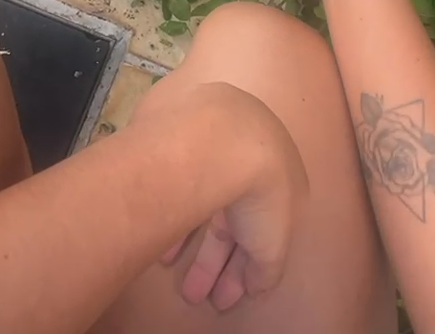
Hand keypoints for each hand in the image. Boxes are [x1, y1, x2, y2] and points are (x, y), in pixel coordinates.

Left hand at [145, 81, 307, 310]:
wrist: (221, 135)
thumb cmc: (261, 189)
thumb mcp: (274, 243)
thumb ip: (265, 268)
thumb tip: (254, 286)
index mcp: (276, 176)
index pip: (259, 229)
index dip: (243, 266)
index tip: (226, 298)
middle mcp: (244, 155)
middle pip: (228, 218)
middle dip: (214, 263)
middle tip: (195, 297)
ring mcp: (209, 142)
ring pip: (201, 200)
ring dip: (189, 243)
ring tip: (172, 277)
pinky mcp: (177, 135)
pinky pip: (176, 184)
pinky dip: (171, 214)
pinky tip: (158, 244)